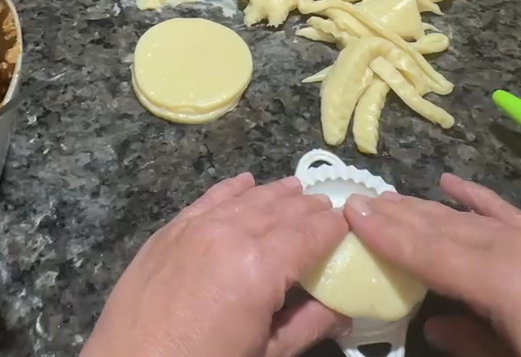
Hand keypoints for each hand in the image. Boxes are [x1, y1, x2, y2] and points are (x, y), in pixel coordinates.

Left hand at [84, 173, 351, 356]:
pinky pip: (208, 199)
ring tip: (298, 189)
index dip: (332, 226)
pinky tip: (246, 182)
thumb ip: (305, 325)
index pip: (308, 234)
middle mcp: (229, 233)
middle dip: (308, 208)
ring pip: (246, 199)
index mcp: (258, 267)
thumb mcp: (264, 356)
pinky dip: (232, 189)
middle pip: (279, 211)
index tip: (350, 220)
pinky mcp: (170, 230)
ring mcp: (195, 226)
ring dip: (275, 194)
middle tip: (330, 207)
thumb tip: (342, 308)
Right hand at [344, 174, 520, 356]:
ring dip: (427, 210)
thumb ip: (477, 345)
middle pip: (445, 228)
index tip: (347, 209)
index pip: (430, 251)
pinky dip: (477, 199)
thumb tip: (434, 327)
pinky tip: (452, 185)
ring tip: (389, 199)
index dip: (387, 232)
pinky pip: (509, 215)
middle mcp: (518, 253)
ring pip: (470, 220)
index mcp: (506, 284)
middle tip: (356, 201)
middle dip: (400, 215)